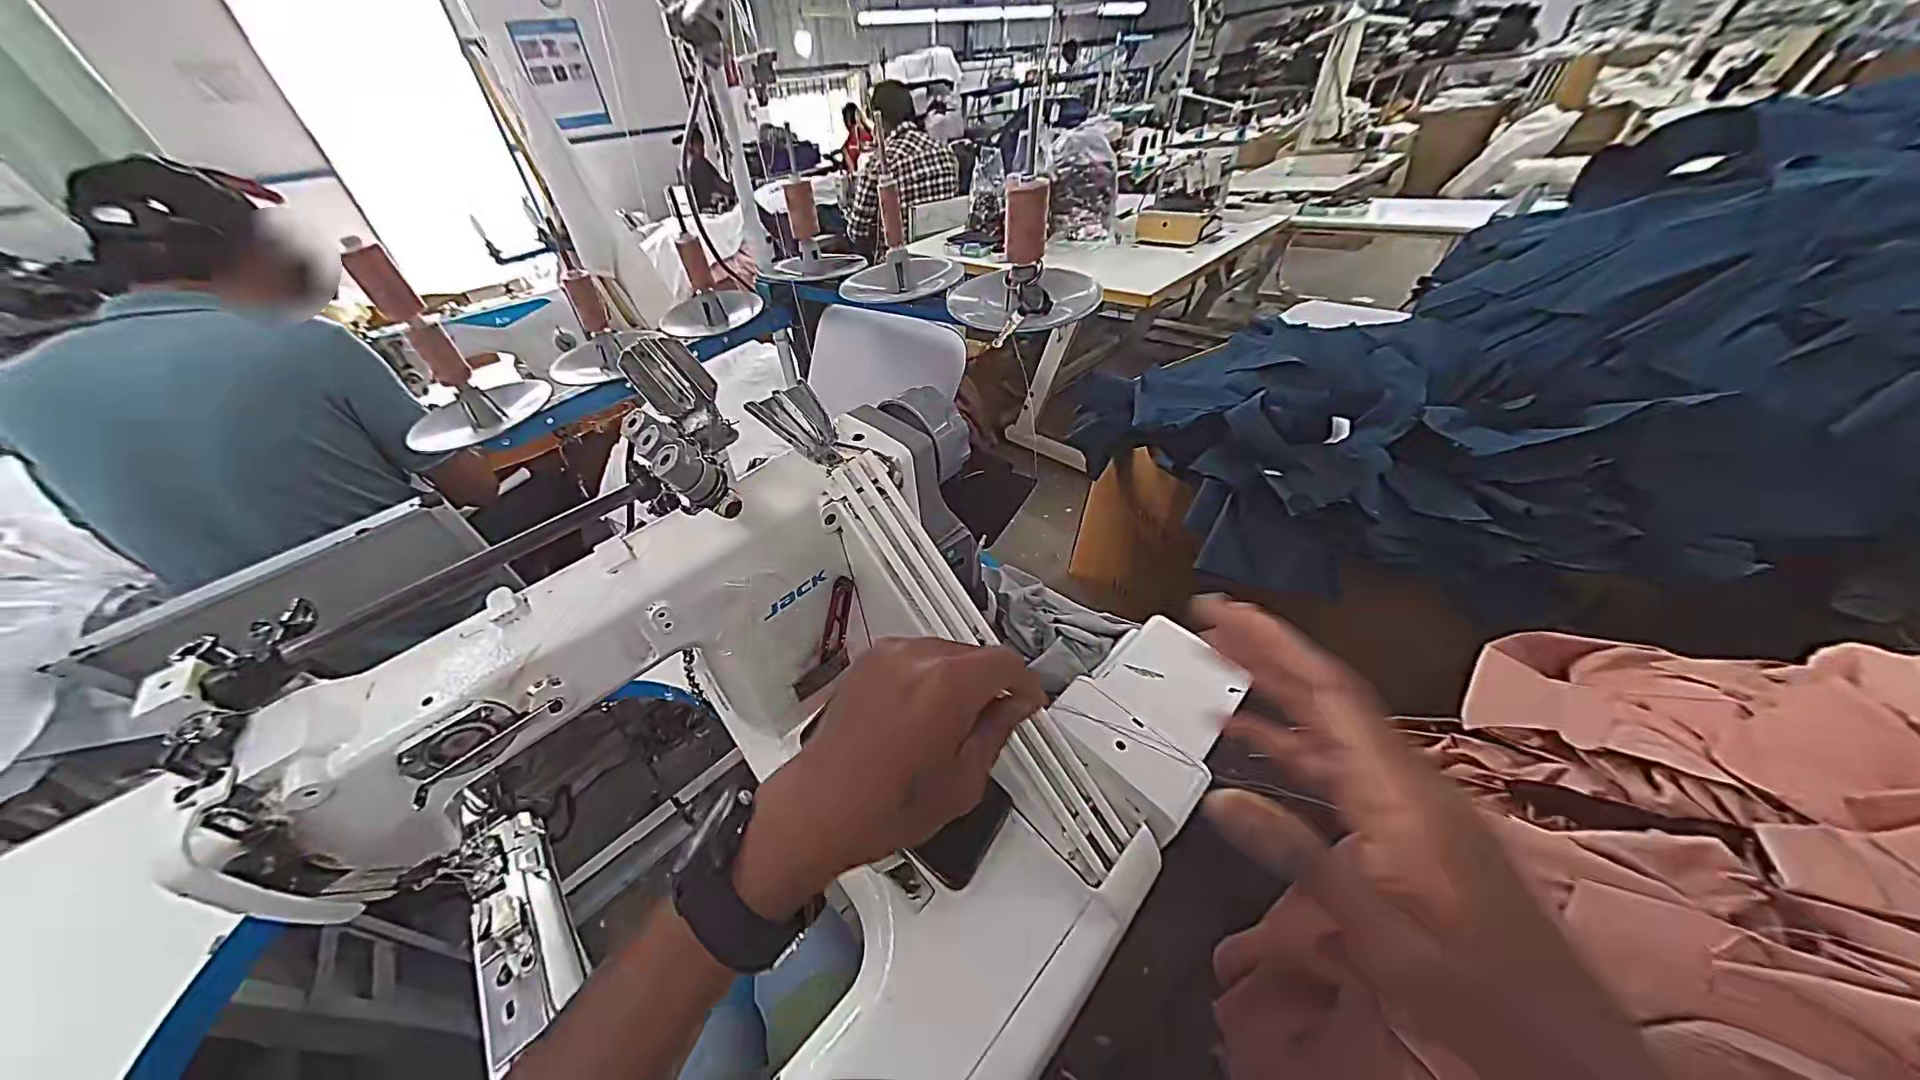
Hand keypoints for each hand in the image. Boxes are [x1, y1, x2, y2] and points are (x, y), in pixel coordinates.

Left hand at [733, 638, 1043, 918]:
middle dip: (991, 683)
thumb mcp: (962, 781)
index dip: (1025, 684)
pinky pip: (914, 657)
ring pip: (944, 653)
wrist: (819, 808)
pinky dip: (927, 677)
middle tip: (996, 717)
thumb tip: (1011, 710)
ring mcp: (887, 657)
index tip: (1026, 700)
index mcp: (947, 684)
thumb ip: (996, 733)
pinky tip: (923, 715)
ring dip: (958, 679)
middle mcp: (915, 659)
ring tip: (952, 724)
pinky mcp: (867, 663)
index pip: (1005, 662)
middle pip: (975, 653)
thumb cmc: (878, 806)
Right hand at [1194, 596, 1658, 1079]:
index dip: (1274, 644)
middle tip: (1217, 623)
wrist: (1565, 1043)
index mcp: (1403, 795)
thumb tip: (1227, 802)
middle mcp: (1407, 781)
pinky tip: (1256, 737)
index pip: (1328, 692)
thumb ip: (1299, 857)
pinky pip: (1335, 761)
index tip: (1231, 614)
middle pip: (1326, 694)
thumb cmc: (1488, 996)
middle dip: (1267, 651)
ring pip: (1328, 723)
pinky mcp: (1402, 819)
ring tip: (1225, 666)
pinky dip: (1290, 739)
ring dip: (1274, 690)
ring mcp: (1406, 798)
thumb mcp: (1383, 935)